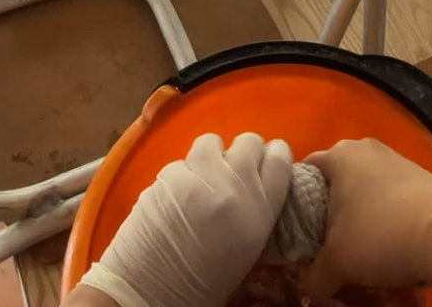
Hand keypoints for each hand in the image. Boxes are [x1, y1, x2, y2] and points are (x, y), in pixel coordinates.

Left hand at [79, 132, 292, 306]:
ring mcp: (203, 176)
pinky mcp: (173, 173)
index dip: (272, 155)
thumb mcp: (247, 247)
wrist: (151, 294)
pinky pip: (183, 161)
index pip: (280, 159)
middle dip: (241, 152)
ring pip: (214, 141)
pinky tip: (173, 196)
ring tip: (199, 179)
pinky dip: (181, 174)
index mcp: (261, 211)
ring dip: (208, 156)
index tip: (264, 162)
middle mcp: (237, 186)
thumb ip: (258, 208)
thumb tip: (257, 181)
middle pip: (250, 141)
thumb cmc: (205, 281)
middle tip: (230, 170)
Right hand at [301, 139, 431, 297]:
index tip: (297, 233)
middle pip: (333, 180)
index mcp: (339, 155)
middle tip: (323, 244)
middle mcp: (364, 147)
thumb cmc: (382, 236)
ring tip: (355, 246)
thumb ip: (313, 275)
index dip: (295, 204)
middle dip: (326, 212)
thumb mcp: (337, 263)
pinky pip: (385, 192)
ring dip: (355, 214)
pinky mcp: (416, 172)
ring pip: (361, 187)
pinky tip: (384, 239)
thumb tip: (306, 285)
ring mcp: (393, 157)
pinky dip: (380, 212)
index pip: (304, 172)